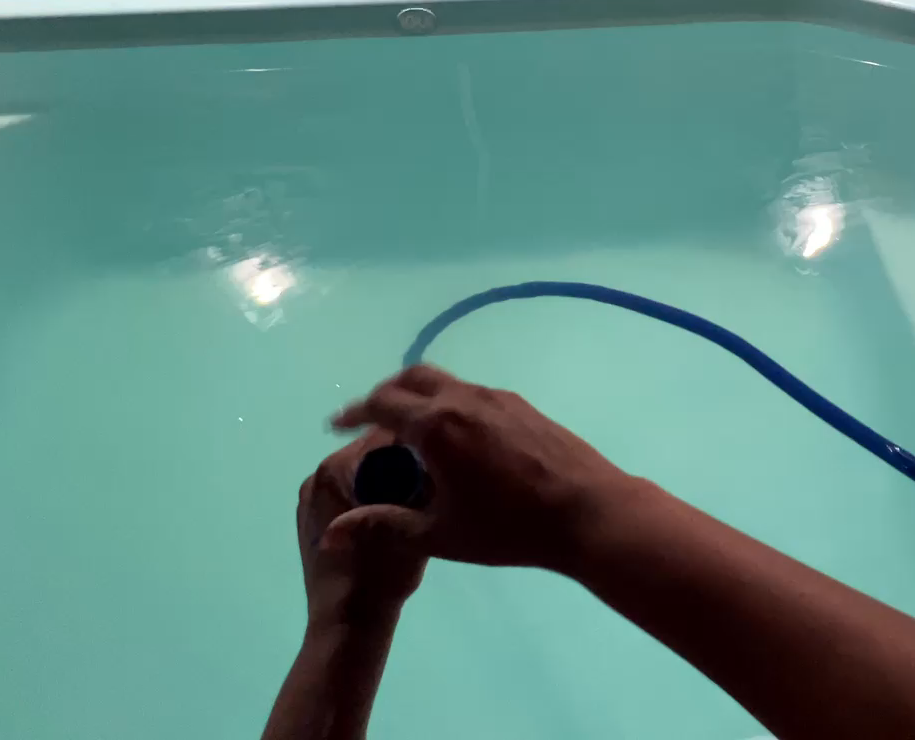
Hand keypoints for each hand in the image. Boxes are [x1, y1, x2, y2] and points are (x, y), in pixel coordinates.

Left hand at [296, 431, 427, 626]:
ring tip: (414, 494)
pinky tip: (392, 511)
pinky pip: (351, 486)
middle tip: (435, 474)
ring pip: (363, 467)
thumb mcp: (416, 513)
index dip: (421, 438)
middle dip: (404, 456)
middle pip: (374, 448)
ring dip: (388, 473)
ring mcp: (311, 496)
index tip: (446, 452)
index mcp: (339, 467)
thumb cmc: (385, 569)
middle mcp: (318, 474)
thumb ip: (423, 472)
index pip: (388, 432)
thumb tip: (437, 444)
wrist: (348, 625)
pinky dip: (372, 490)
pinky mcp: (312, 516)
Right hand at [330, 365, 644, 571]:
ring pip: (447, 383)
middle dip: (386, 393)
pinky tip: (456, 438)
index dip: (353, 411)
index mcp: (437, 426)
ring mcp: (497, 398)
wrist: (584, 508)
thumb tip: (330, 533)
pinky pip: (473, 394)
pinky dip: (451, 404)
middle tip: (370, 418)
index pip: (382, 404)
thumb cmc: (507, 526)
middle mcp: (464, 399)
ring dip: (422, 396)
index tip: (336, 423)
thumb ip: (383, 526)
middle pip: (413, 378)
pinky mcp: (522, 405)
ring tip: (412, 430)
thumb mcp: (439, 535)